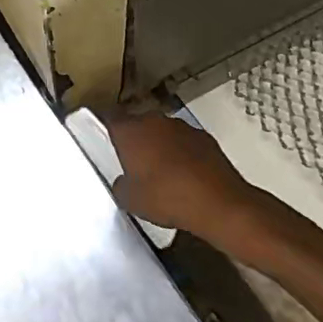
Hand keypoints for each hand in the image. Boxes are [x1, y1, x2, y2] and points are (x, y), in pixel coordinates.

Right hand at [105, 113, 264, 245]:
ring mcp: (181, 127)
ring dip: (159, 145)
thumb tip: (124, 181)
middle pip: (137, 123)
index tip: (103, 139)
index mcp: (130, 131)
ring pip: (162, 131)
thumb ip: (120, 185)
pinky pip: (184, 142)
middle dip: (134, 139)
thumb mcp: (131, 200)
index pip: (109, 117)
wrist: (219, 204)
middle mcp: (154, 121)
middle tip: (132, 163)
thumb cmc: (167, 198)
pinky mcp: (205, 138)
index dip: (105, 128)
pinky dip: (182, 153)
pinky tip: (185, 176)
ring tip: (161, 173)